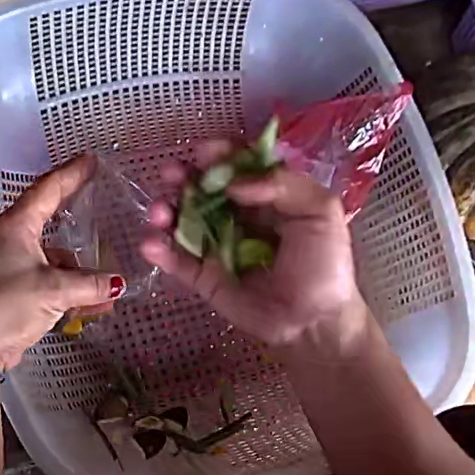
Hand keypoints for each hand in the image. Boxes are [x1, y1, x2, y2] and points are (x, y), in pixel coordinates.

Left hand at [0, 155, 125, 371]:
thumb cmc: (5, 306)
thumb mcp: (54, 291)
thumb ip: (91, 284)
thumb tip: (118, 284)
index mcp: (15, 228)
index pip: (47, 191)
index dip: (71, 175)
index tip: (91, 161)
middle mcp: (12, 241)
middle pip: (51, 222)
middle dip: (76, 216)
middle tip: (98, 200)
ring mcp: (12, 267)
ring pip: (56, 260)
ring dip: (81, 271)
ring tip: (108, 285)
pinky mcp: (15, 291)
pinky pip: (52, 283)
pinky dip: (73, 291)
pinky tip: (95, 305)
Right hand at [137, 143, 370, 356]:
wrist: (315, 320)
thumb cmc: (324, 265)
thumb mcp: (321, 211)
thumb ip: (282, 184)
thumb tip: (233, 184)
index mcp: (267, 198)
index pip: (236, 168)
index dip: (217, 156)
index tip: (203, 154)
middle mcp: (239, 219)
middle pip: (202, 190)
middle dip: (182, 178)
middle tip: (170, 176)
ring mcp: (219, 249)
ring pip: (184, 222)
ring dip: (165, 211)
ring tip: (159, 213)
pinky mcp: (206, 279)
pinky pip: (178, 261)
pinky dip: (160, 250)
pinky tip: (151, 243)